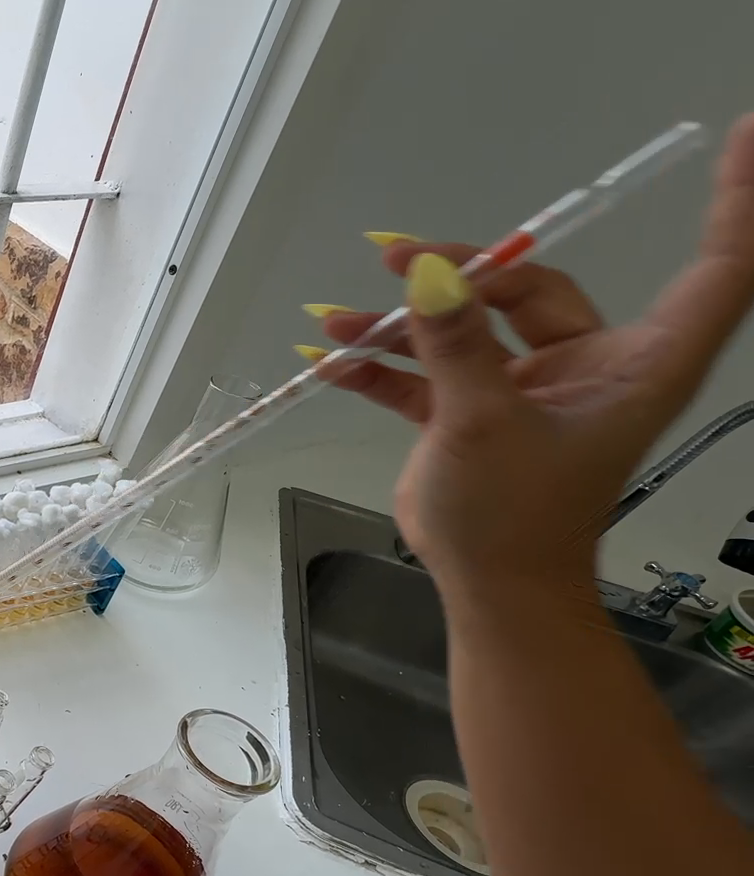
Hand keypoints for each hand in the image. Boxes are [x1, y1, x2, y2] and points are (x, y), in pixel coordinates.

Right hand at [317, 115, 753, 595]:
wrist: (484, 578)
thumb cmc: (515, 510)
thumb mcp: (483, 425)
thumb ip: (457, 347)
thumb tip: (432, 275)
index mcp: (634, 363)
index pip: (712, 267)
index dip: (734, 201)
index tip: (749, 131)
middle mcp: (584, 365)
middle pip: (528, 291)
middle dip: (461, 275)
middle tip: (397, 258)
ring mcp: (519, 388)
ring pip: (462, 333)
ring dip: (399, 326)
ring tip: (338, 320)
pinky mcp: (467, 413)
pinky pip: (421, 376)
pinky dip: (379, 370)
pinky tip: (329, 362)